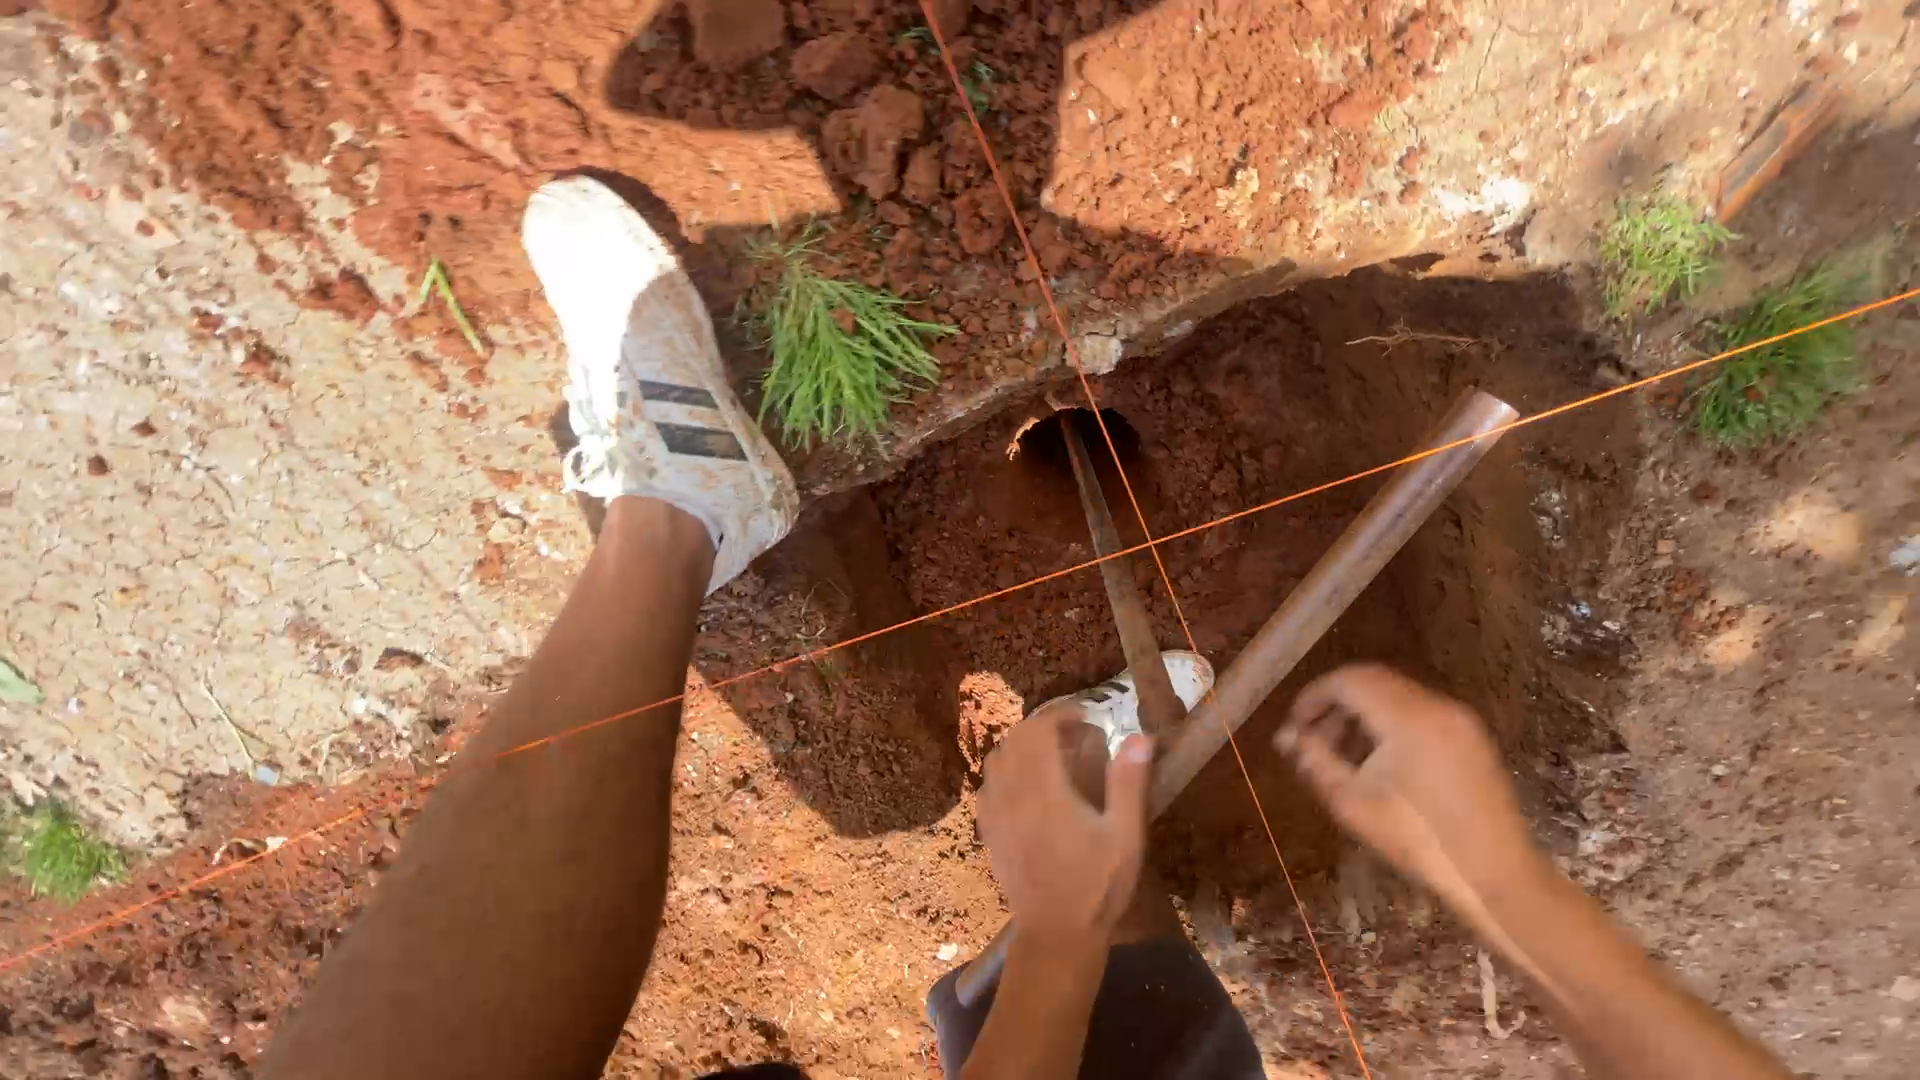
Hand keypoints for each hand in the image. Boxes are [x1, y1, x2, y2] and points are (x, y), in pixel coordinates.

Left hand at [976, 705, 1152, 941]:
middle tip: (1072, 735)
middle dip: (1041, 728)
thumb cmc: (1097, 886)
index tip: (1084, 717)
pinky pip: (987, 784)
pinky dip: (1005, 771)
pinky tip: (1026, 787)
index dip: (1059, 715)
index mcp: (1044, 790)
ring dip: (1020, 746)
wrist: (1056, 935)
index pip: (1038, 730)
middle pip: (1015, 739)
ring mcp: (995, 813)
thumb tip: (1140, 737)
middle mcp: (1012, 794)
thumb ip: (1129, 783)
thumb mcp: (1124, 836)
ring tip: (1050, 756)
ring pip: (996, 759)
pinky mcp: (988, 831)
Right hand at [1276, 664, 1543, 914]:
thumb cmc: (1420, 842)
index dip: (1313, 696)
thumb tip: (1286, 737)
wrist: (1497, 876)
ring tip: (1340, 750)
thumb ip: (1315, 761)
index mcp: (1408, 719)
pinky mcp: (1471, 736)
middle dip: (1335, 701)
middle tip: (1312, 735)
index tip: (1295, 725)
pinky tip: (1375, 757)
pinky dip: (1387, 720)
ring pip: (1395, 693)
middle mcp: (1437, 707)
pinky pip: (1418, 710)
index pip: (1348, 680)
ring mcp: (1459, 720)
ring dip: (1360, 710)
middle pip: (1372, 680)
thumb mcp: (1354, 803)